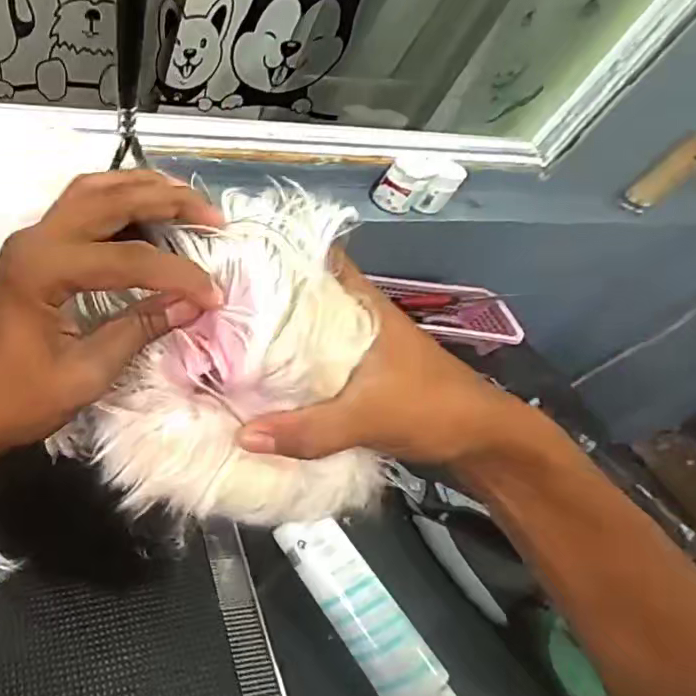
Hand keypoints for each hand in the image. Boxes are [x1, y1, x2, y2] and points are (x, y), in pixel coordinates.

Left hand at [0, 170, 224, 459]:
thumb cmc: (20, 401)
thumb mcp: (88, 372)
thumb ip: (140, 329)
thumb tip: (193, 304)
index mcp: (42, 269)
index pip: (128, 259)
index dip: (178, 274)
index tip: (214, 296)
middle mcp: (33, 240)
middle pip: (110, 199)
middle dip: (168, 202)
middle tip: (213, 217)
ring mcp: (30, 240)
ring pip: (92, 192)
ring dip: (141, 190)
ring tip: (186, 201)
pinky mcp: (32, 251)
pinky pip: (80, 208)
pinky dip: (118, 203)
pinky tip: (147, 216)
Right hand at [236, 258, 564, 466]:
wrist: (482, 444)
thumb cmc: (432, 409)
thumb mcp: (368, 417)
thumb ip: (309, 429)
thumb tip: (243, 436)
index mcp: (363, 305)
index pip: (318, 259)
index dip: (276, 252)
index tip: (230, 257)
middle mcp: (357, 317)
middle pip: (302, 295)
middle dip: (260, 298)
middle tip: (212, 305)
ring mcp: (357, 346)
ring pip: (305, 330)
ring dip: (272, 335)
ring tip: (223, 338)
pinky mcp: (357, 376)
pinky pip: (311, 363)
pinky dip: (287, 367)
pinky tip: (258, 379)